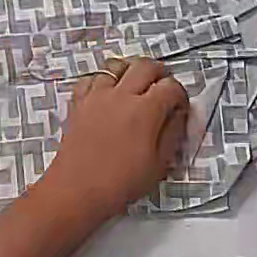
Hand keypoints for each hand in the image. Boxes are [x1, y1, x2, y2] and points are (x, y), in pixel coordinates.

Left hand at [0, 57, 188, 256]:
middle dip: (160, 73)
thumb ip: (172, 134)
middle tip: (163, 88)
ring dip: (130, 71)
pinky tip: (107, 93)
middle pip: (145, 66)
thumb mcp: (158, 164)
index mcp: (145, 110)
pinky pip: (91, 78)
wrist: (76, 191)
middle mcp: (121, 95)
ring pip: (116, 65)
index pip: (171, 87)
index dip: (180, 94)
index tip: (180, 107)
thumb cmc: (120, 183)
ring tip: (135, 85)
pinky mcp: (79, 103)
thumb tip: (178, 114)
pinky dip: (103, 80)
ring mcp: (97, 96)